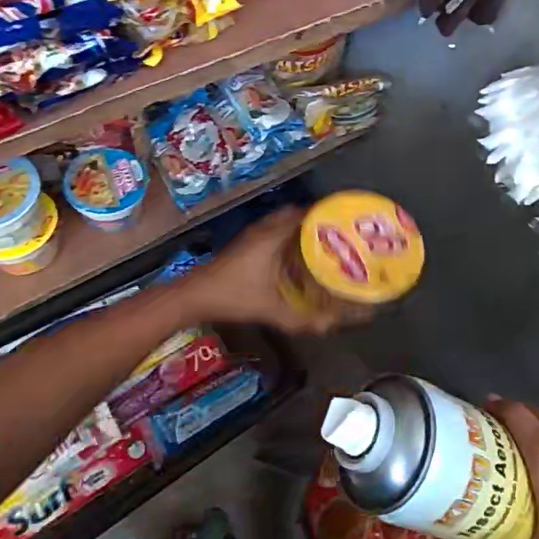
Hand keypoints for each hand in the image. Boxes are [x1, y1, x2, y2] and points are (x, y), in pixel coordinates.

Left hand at [179, 206, 371, 334]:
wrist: (194, 296)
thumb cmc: (232, 297)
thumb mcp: (269, 310)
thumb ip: (300, 319)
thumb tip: (330, 326)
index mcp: (271, 237)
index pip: (303, 213)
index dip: (325, 214)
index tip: (344, 222)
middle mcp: (262, 230)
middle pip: (293, 215)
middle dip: (315, 222)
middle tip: (336, 235)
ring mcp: (251, 237)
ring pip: (281, 223)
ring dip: (299, 229)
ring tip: (322, 245)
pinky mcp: (244, 246)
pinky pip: (272, 232)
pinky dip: (286, 238)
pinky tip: (295, 258)